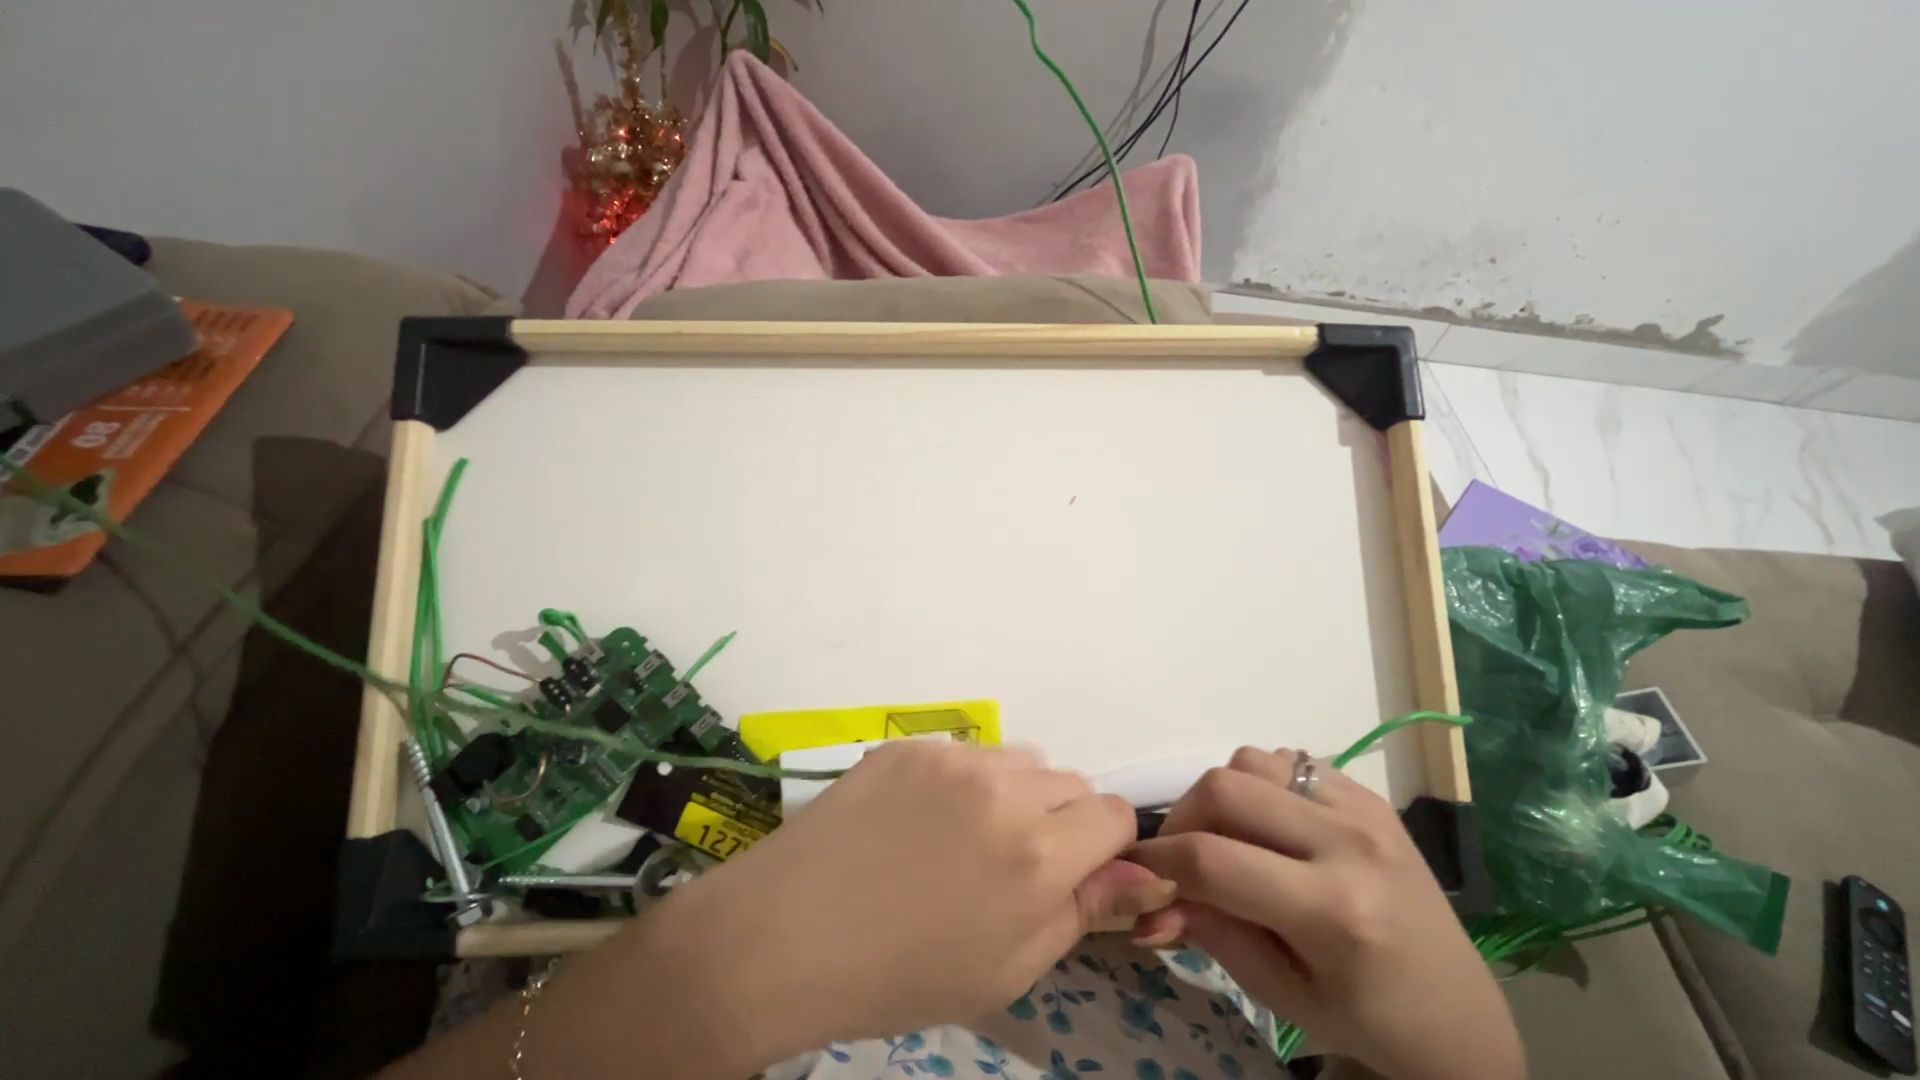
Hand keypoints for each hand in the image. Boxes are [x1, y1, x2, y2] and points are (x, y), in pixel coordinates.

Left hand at [656, 740, 1173, 1064]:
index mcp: (1040, 854)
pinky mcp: (908, 745)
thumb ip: (1082, 912)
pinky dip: (963, 781)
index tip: (1068, 877)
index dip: (1100, 850)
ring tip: (961, 840)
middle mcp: (1005, 790)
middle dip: (1059, 820)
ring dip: (1013, 794)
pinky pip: (965, 752)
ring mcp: (951, 758)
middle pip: (1071, 781)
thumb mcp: (1007, 970)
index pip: (1115, 814)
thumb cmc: (901, 976)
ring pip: (1020, 761)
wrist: (785, 938)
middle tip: (1008, 865)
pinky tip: (918, 821)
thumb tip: (1141, 875)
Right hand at [1127, 748, 1522, 1079]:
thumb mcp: (1279, 992)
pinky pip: (1289, 762)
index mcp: (1332, 910)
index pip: (1211, 859)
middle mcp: (1349, 843)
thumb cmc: (1364, 1017)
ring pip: (1253, 760)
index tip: (1135, 871)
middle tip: (1179, 856)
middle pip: (1225, 788)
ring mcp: (1364, 811)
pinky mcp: (1370, 797)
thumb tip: (1144, 902)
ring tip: (1225, 838)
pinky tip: (1269, 826)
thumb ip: (1209, 933)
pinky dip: (1260, 785)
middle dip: (1180, 818)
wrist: (1456, 1012)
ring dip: (1220, 795)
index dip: (1157, 860)